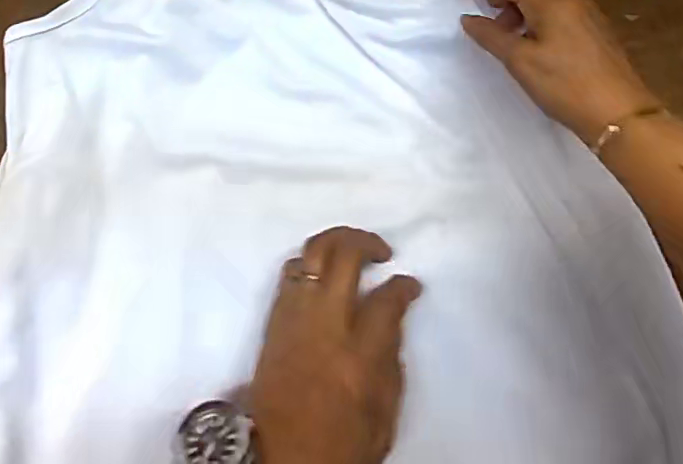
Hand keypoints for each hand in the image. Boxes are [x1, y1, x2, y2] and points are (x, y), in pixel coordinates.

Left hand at [250, 227, 421, 463]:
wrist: (271, 460)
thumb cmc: (332, 447)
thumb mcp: (380, 423)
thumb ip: (392, 369)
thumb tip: (395, 325)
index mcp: (358, 357)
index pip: (387, 300)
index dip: (404, 286)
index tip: (410, 285)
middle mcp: (326, 324)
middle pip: (346, 255)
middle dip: (369, 242)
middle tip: (384, 252)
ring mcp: (296, 315)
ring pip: (315, 251)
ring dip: (338, 240)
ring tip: (354, 249)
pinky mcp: (274, 315)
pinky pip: (293, 269)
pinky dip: (311, 261)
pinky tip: (324, 273)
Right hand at [456, 0, 660, 139]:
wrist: (621, 115)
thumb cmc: (565, 86)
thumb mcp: (520, 62)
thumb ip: (491, 35)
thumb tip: (469, 18)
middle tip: (489, 4)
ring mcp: (586, 10)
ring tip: (507, 28)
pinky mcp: (595, 26)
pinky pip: (561, 2)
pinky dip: (540, 8)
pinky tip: (533, 37)